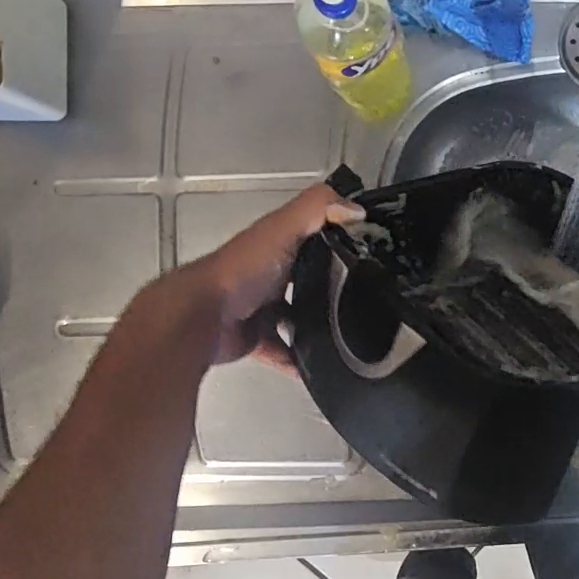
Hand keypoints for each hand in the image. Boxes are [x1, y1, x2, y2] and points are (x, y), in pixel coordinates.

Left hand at [184, 184, 363, 370]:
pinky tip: (326, 369)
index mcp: (276, 246)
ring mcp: (262, 308)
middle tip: (372, 299)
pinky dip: (302, 361)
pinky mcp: (257, 339)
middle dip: (336, 286)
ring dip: (322, 325)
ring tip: (355, 334)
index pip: (314, 237)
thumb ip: (317, 209)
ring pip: (300, 317)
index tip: (376, 252)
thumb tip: (359, 210)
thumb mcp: (282, 228)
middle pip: (310, 278)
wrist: (202, 317)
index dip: (342, 239)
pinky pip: (286, 352)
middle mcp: (270, 274)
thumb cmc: (244, 269)